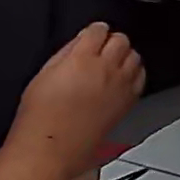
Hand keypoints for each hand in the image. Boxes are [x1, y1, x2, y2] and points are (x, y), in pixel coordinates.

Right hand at [6, 23, 145, 179]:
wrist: (51, 149)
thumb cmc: (38, 116)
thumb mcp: (43, 76)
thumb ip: (65, 53)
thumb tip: (80, 41)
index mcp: (81, 59)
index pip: (98, 30)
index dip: (94, 31)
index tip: (91, 36)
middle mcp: (106, 68)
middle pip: (121, 39)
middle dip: (111, 41)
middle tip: (100, 51)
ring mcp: (121, 83)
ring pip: (134, 55)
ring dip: (124, 55)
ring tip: (112, 64)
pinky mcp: (129, 99)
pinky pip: (141, 75)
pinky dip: (134, 72)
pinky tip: (123, 77)